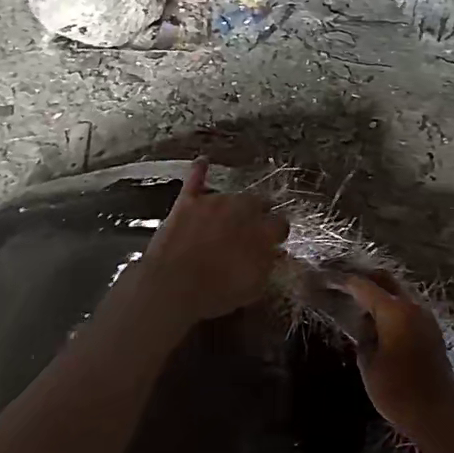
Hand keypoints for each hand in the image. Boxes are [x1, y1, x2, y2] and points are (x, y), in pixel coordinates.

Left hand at [139, 159, 287, 325]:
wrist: (173, 284)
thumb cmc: (216, 292)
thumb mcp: (253, 287)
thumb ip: (269, 266)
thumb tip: (279, 253)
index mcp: (262, 230)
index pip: (280, 223)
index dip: (277, 233)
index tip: (273, 242)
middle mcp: (242, 208)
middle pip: (258, 202)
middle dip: (257, 214)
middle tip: (249, 230)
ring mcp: (213, 201)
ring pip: (230, 195)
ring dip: (232, 205)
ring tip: (227, 218)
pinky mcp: (188, 201)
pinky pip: (195, 179)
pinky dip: (199, 170)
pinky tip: (202, 160)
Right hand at [339, 272, 453, 445]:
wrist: (437, 418)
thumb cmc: (398, 392)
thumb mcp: (369, 365)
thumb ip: (364, 337)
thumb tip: (365, 325)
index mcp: (395, 311)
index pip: (364, 287)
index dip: (344, 281)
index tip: (327, 279)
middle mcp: (413, 307)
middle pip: (386, 281)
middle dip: (364, 279)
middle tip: (343, 285)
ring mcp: (426, 319)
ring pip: (399, 294)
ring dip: (379, 295)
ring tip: (358, 306)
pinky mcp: (432, 332)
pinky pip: (407, 309)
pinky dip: (391, 308)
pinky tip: (379, 323)